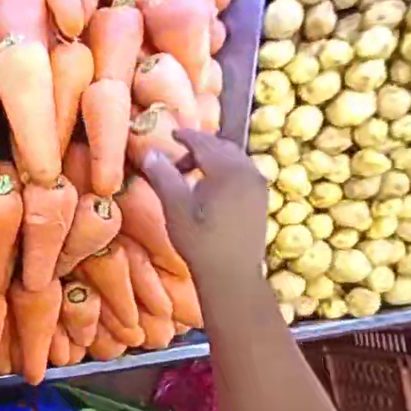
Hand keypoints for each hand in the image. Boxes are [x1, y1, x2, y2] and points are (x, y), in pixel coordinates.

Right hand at [139, 128, 269, 297]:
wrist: (232, 275)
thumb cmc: (200, 242)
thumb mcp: (175, 208)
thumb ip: (163, 176)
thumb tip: (149, 152)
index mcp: (228, 170)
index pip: (205, 142)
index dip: (186, 136)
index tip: (172, 134)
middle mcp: (248, 172)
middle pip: (223, 146)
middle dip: (200, 146)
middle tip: (178, 156)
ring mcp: (258, 186)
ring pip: (235, 158)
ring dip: (213, 158)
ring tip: (192, 172)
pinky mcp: (261, 199)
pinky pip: (242, 172)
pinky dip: (225, 170)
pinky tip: (210, 188)